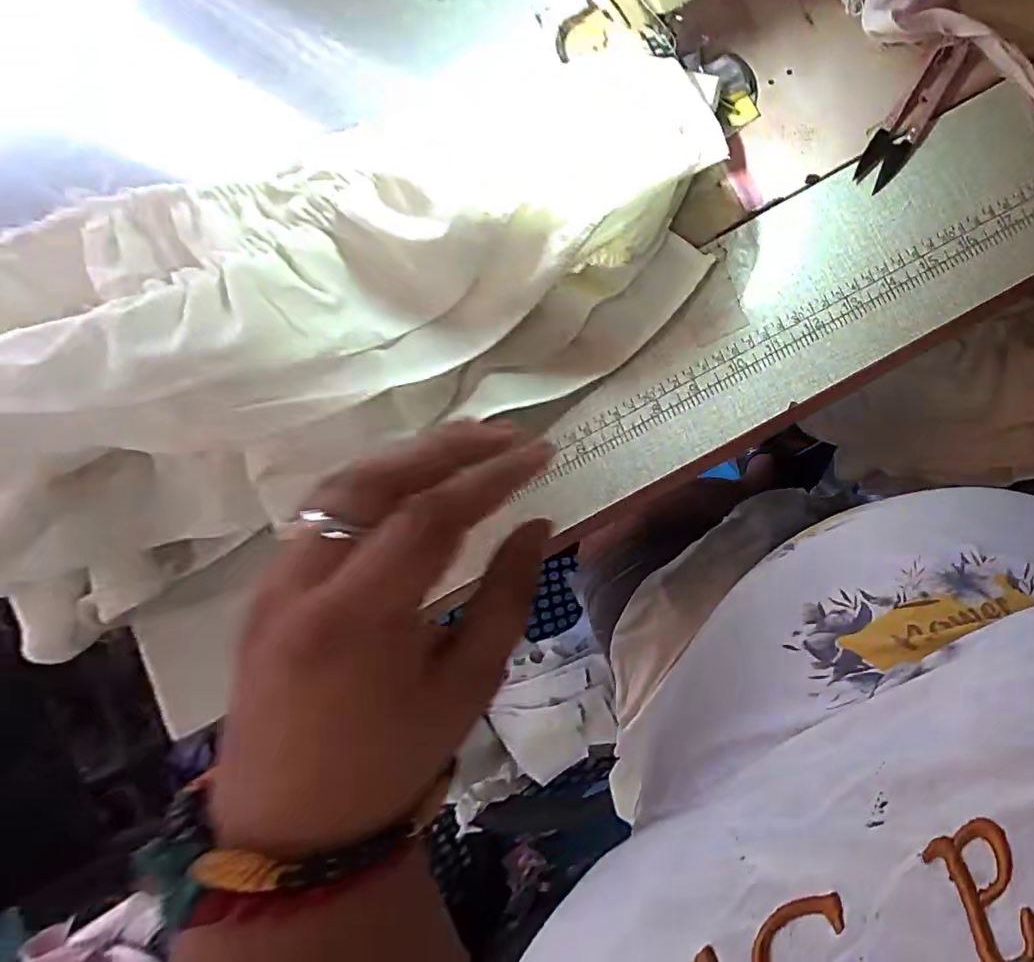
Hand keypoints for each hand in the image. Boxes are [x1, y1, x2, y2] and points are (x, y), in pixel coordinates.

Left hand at [211, 422, 554, 857]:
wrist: (291, 819)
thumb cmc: (398, 750)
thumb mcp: (474, 676)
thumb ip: (508, 592)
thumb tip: (536, 524)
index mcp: (356, 617)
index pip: (429, 516)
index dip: (493, 477)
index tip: (543, 454)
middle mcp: (300, 588)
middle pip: (371, 485)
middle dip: (446, 448)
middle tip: (511, 434)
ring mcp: (273, 586)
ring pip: (339, 491)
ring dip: (410, 457)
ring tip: (472, 442)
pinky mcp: (270, 591)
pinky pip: (326, 515)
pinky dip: (380, 483)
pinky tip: (421, 480)